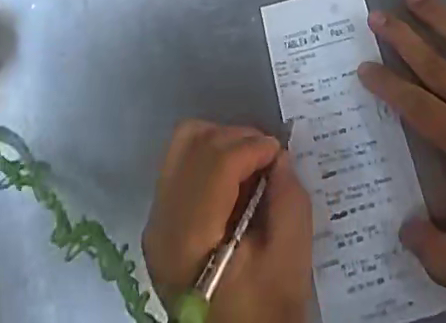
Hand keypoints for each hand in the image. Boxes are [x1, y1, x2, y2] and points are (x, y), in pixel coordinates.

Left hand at [143, 121, 312, 322]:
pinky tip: (235, 177)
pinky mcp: (160, 220)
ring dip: (222, 141)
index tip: (281, 152)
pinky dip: (210, 155)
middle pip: (195, 144)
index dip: (252, 147)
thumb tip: (279, 156)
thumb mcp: (290, 261)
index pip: (216, 165)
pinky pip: (181, 163)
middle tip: (269, 156)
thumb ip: (289, 202)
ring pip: (183, 144)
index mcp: (189, 239)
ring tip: (251, 161)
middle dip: (239, 138)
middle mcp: (161, 222)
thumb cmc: (262, 310)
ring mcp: (156, 220)